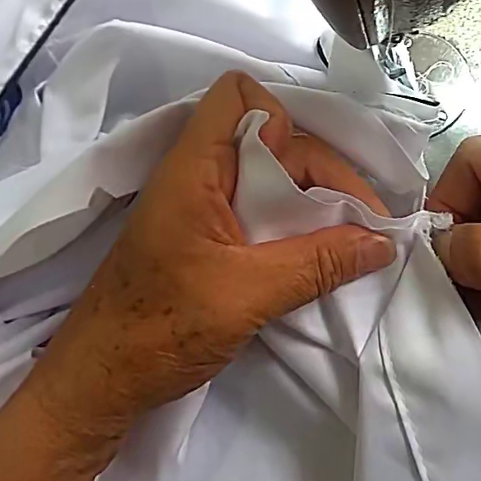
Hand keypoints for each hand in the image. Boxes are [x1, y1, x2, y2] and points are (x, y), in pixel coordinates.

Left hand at [21, 71, 392, 465]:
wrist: (97, 385)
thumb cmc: (157, 331)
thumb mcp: (246, 295)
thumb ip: (318, 263)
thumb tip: (382, 243)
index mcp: (196, 168)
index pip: (237, 95)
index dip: (279, 118)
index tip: (305, 174)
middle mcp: (202, 174)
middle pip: (275, 140)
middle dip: (324, 172)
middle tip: (364, 222)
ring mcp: (206, 205)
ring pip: (275, 176)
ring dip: (315, 202)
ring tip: (352, 239)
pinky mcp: (212, 234)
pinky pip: (266, 208)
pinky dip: (298, 223)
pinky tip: (322, 252)